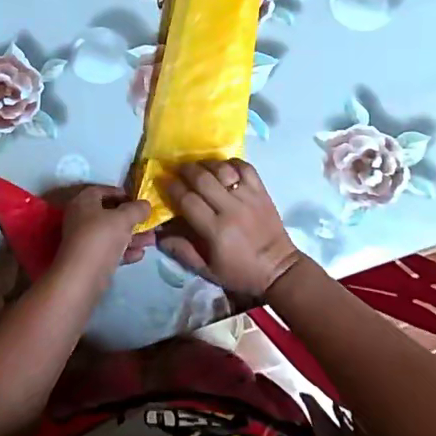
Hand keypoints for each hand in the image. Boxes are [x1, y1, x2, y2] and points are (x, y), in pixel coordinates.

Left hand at [55, 186, 151, 274]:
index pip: (103, 191)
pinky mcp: (90, 259)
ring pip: (112, 234)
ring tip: (152, 240)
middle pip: (110, 214)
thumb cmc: (101, 237)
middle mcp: (81, 218)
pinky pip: (110, 250)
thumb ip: (137, 209)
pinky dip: (125, 251)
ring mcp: (85, 240)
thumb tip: (146, 205)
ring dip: (133, 236)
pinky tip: (141, 254)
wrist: (82, 276)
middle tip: (150, 222)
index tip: (140, 200)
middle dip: (132, 219)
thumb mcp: (123, 218)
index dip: (122, 194)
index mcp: (84, 202)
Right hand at [158, 160, 306, 297]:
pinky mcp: (262, 191)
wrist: (278, 269)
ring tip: (199, 167)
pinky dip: (231, 163)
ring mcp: (249, 197)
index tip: (164, 182)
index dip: (172, 188)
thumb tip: (157, 233)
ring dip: (206, 164)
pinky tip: (224, 168)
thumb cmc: (240, 272)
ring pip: (222, 169)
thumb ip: (181, 250)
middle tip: (178, 170)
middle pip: (202, 179)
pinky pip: (245, 167)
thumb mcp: (207, 270)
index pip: (187, 200)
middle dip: (186, 170)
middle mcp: (231, 209)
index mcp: (216, 230)